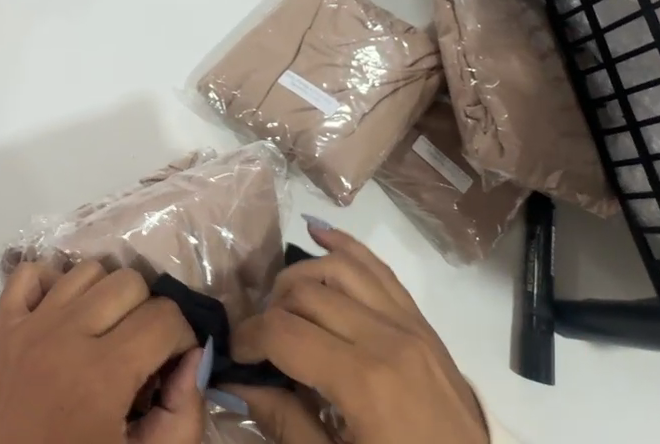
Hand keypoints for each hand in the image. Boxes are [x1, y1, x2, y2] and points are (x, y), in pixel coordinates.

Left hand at [0, 260, 206, 443]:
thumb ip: (182, 415)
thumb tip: (195, 358)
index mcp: (103, 375)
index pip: (165, 317)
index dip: (181, 338)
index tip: (173, 363)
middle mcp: (65, 336)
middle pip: (129, 282)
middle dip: (146, 313)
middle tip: (140, 349)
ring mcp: (27, 325)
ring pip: (86, 271)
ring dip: (104, 296)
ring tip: (103, 331)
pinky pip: (30, 273)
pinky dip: (52, 284)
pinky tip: (63, 315)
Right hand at [225, 219, 488, 443]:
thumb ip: (285, 422)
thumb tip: (237, 381)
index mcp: (364, 382)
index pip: (284, 332)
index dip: (248, 338)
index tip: (234, 358)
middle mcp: (387, 338)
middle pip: (306, 293)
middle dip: (269, 311)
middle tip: (257, 343)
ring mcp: (411, 325)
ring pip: (340, 268)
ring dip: (301, 276)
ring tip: (281, 302)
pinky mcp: (424, 325)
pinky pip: (380, 270)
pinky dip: (347, 247)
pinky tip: (319, 236)